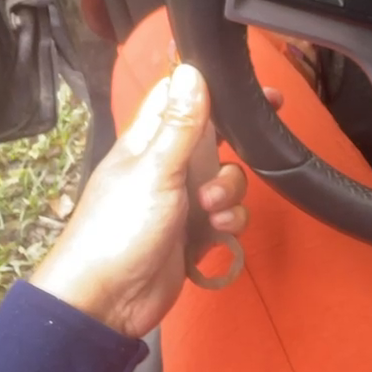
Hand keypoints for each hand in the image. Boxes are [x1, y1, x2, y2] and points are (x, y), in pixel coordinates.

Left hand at [29, 64, 249, 337]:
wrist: (108, 301)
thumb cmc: (118, 230)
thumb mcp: (155, 170)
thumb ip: (180, 124)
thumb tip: (192, 69)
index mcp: (148, 142)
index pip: (181, 99)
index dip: (212, 87)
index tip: (252, 88)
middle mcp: (168, 165)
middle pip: (215, 138)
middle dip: (239, 142)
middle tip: (263, 139)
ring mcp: (184, 199)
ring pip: (228, 178)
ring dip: (230, 190)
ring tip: (210, 208)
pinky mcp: (198, 230)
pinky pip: (229, 213)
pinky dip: (229, 219)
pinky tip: (215, 229)